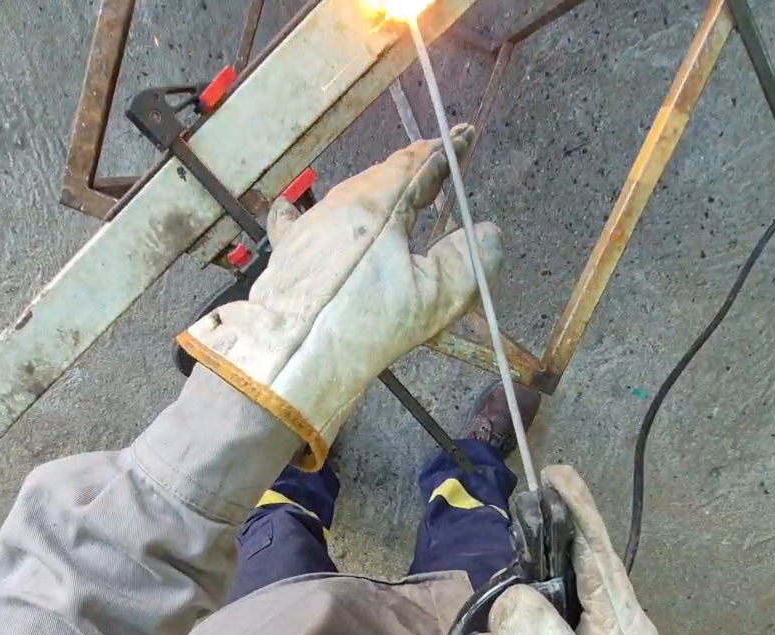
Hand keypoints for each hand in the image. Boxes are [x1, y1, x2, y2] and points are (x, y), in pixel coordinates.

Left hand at [177, 127, 501, 468]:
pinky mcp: (287, 252)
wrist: (294, 358)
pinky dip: (309, 211)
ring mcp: (309, 225)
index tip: (466, 136)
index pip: (420, 165)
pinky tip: (296, 205)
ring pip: (348, 194)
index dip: (448, 150)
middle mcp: (340, 204)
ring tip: (391, 189)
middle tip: (436, 163)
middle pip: (383, 175)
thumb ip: (468, 262)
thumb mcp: (433, 299)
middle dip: (413, 167)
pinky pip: (296, 219)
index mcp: (379, 206)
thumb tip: (487, 232)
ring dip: (374, 188)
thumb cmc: (367, 327)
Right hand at [490, 466, 702, 634]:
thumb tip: (508, 596)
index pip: (598, 558)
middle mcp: (618, 630)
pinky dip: (526, 629)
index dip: (578, 513)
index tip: (557, 474)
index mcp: (625, 631)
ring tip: (496, 599)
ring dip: (530, 591)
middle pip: (582, 569)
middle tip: (517, 520)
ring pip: (565, 599)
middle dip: (549, 542)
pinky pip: (556, 630)